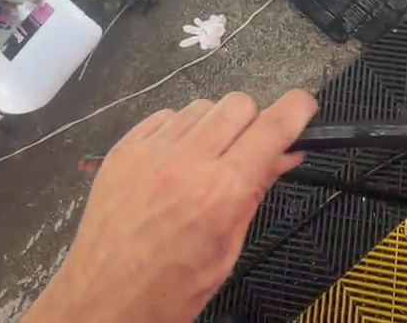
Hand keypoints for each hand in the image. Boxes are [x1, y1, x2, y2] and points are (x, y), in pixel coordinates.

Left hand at [27, 91, 317, 322]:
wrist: (101, 304)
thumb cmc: (168, 292)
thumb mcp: (227, 250)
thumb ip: (256, 192)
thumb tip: (286, 154)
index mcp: (221, 193)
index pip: (272, 127)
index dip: (297, 109)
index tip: (304, 106)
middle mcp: (188, 161)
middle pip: (239, 103)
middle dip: (252, 122)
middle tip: (246, 151)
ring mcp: (152, 150)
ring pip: (203, 105)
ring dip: (214, 126)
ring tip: (204, 161)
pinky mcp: (126, 147)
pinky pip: (166, 115)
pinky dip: (178, 130)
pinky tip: (173, 161)